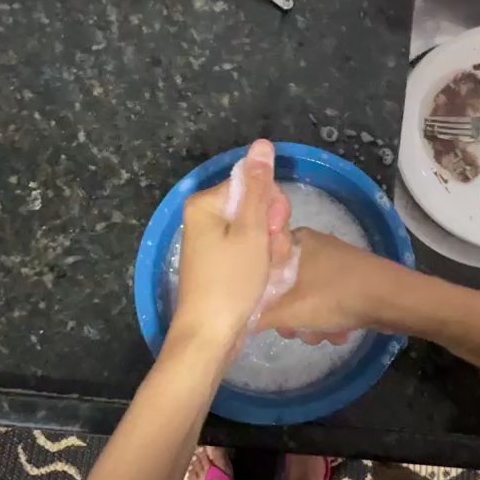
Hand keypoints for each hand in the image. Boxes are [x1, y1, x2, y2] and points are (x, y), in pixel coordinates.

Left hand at [170, 140, 292, 362]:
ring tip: (267, 272)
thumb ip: (259, 187)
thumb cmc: (230, 282)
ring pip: (258, 229)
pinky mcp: (221, 261)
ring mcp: (213, 241)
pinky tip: (264, 279)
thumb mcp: (251, 231)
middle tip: (270, 254)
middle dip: (272, 229)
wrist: (210, 335)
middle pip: (257, 206)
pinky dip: (262, 262)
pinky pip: (250, 248)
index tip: (272, 231)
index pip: (254, 183)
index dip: (272, 206)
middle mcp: (207, 217)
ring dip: (271, 249)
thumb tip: (262, 144)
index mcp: (207, 203)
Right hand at [258, 229, 400, 344]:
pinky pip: (327, 300)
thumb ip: (259, 316)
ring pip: (306, 297)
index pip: (262, 263)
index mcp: (296, 241)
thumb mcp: (290, 310)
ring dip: (312, 322)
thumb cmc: (336, 296)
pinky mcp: (349, 278)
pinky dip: (330, 318)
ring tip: (323, 334)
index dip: (258, 290)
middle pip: (284, 286)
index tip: (261, 311)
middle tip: (296, 330)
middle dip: (290, 315)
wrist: (392, 299)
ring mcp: (333, 263)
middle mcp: (313, 246)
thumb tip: (239, 321)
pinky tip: (338, 333)